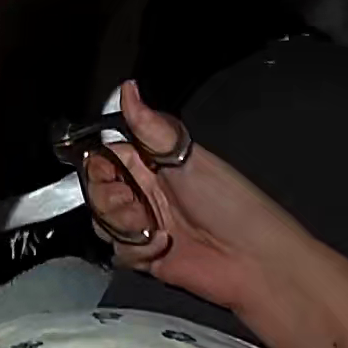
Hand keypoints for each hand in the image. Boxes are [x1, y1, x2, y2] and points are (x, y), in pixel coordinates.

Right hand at [84, 81, 315, 310]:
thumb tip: (128, 87)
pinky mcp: (145, 253)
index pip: (103, 155)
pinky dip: (137, 250)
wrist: (250, 260)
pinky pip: (119, 251)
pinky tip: (162, 246)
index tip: (110, 173)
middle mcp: (143, 187)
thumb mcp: (184, 156)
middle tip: (136, 204)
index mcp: (150, 158)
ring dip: (124, 226)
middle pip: (97, 190)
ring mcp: (143, 221)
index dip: (98, 166)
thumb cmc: (225, 200)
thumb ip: (148, 125)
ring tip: (153, 228)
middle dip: (109, 200)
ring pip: (104, 222)